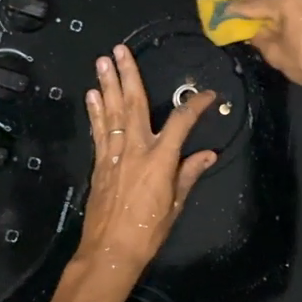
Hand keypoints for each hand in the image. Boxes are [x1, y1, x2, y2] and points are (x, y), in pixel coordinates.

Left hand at [79, 44, 217, 271]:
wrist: (110, 250)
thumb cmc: (148, 230)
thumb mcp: (176, 204)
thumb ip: (189, 174)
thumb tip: (208, 154)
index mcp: (160, 158)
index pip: (182, 121)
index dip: (196, 104)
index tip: (207, 94)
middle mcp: (135, 148)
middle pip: (133, 103)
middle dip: (128, 75)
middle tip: (120, 51)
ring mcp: (114, 154)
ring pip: (111, 111)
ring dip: (107, 85)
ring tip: (102, 61)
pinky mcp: (99, 163)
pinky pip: (98, 131)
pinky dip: (95, 112)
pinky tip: (92, 95)